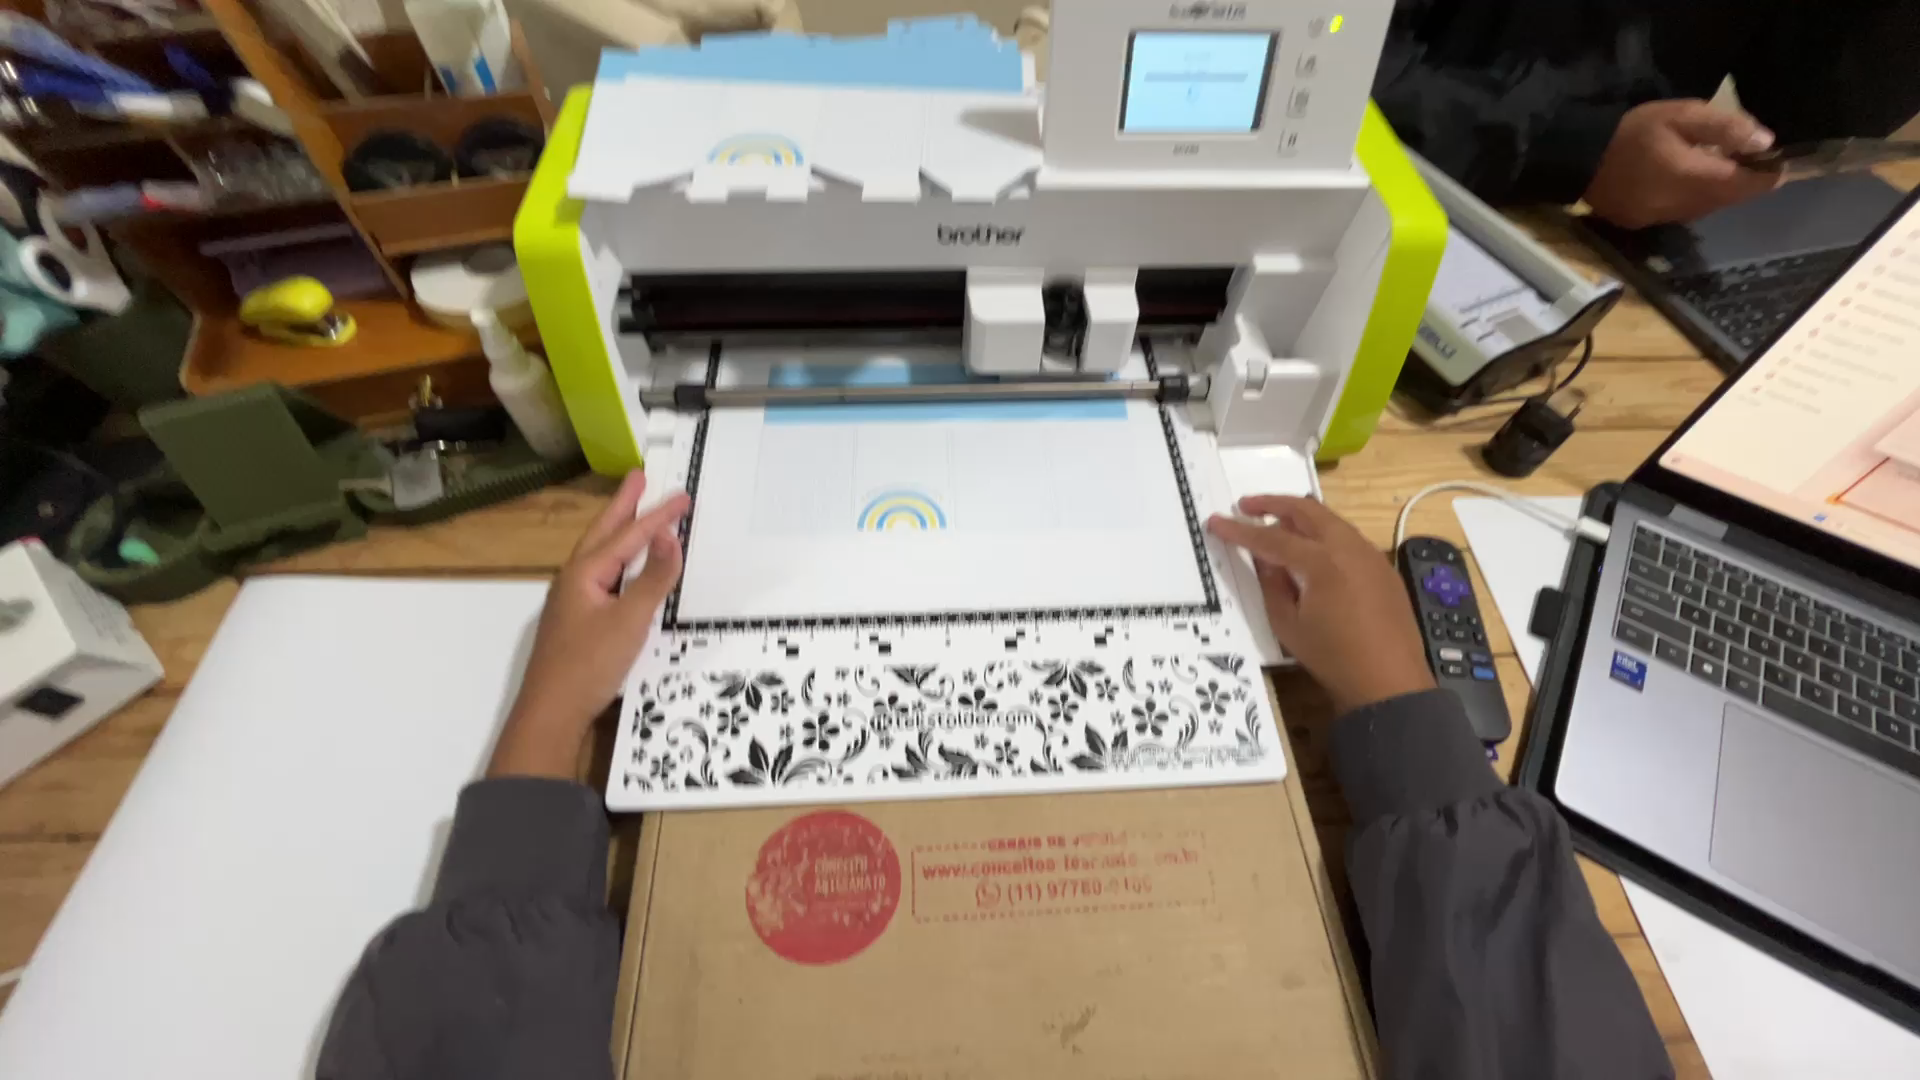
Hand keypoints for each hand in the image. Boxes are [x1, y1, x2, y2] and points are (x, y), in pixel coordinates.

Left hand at [489, 472, 690, 778]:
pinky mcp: (578, 618)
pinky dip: (618, 557)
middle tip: (639, 478)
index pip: (628, 537)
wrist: (551, 713)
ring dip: (619, 529)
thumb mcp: (630, 620)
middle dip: (623, 506)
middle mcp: (574, 579)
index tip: (683, 496)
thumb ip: (653, 578)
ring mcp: (573, 599)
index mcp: (585, 574)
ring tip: (633, 510)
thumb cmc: (590, 664)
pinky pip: (602, 572)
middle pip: (603, 534)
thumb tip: (671, 536)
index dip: (658, 516)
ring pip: (600, 552)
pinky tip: (624, 566)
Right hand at [1208, 496, 1434, 714]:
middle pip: (1306, 510)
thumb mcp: (1287, 623)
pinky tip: (1309, 549)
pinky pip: (1346, 538)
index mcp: (1321, 562)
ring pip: (1330, 520)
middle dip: (1273, 503)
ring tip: (1275, 524)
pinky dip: (1321, 533)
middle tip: (1246, 506)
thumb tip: (1265, 558)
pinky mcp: (1382, 568)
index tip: (1215, 521)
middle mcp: (1348, 549)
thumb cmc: (1331, 656)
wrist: (1389, 682)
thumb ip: (1272, 583)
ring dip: (1299, 516)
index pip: (1271, 538)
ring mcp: (1370, 555)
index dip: (1239, 530)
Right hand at [1583, 100, 1781, 228]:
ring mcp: (1652, 217)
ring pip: (1699, 211)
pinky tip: (1681, 188)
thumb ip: (1728, 128)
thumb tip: (1764, 142)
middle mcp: (1674, 205)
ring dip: (1713, 196)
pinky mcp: (1634, 222)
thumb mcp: (1685, 115)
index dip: (1767, 177)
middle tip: (1748, 166)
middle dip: (1740, 186)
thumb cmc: (1632, 132)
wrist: (1576, 159)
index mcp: (1690, 178)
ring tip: (1715, 175)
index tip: (1779, 164)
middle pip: (1722, 201)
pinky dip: (1687, 203)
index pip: (1744, 185)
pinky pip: (1674, 216)